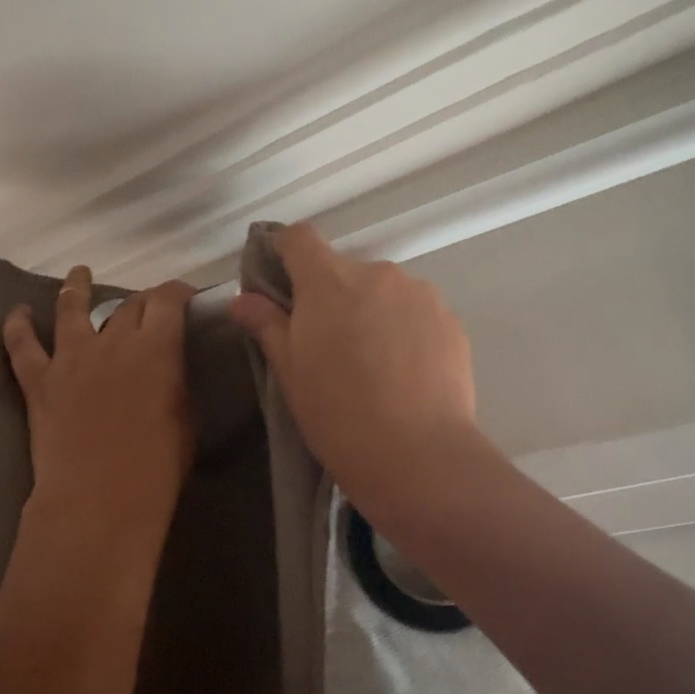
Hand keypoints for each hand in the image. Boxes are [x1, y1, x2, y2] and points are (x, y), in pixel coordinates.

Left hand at [2, 267, 197, 530]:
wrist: (98, 501)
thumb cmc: (157, 469)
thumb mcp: (185, 419)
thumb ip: (175, 383)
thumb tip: (169, 371)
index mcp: (157, 348)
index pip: (168, 300)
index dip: (178, 291)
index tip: (186, 297)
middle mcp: (113, 342)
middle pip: (127, 304)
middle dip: (141, 300)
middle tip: (149, 308)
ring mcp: (71, 358)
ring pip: (71, 309)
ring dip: (76, 288)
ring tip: (79, 275)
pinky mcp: (39, 382)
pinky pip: (22, 346)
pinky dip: (17, 327)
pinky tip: (17, 313)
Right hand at [229, 223, 476, 493]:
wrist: (417, 455)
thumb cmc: (337, 413)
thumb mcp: (290, 372)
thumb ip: (267, 325)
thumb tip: (242, 300)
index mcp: (329, 281)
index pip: (299, 238)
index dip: (285, 252)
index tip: (280, 283)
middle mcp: (378, 274)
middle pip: (345, 271)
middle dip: (333, 297)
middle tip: (329, 347)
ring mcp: (421, 295)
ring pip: (386, 293)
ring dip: (374, 313)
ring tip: (374, 367)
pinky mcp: (452, 322)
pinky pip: (418, 315)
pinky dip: (406, 333)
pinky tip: (405, 376)